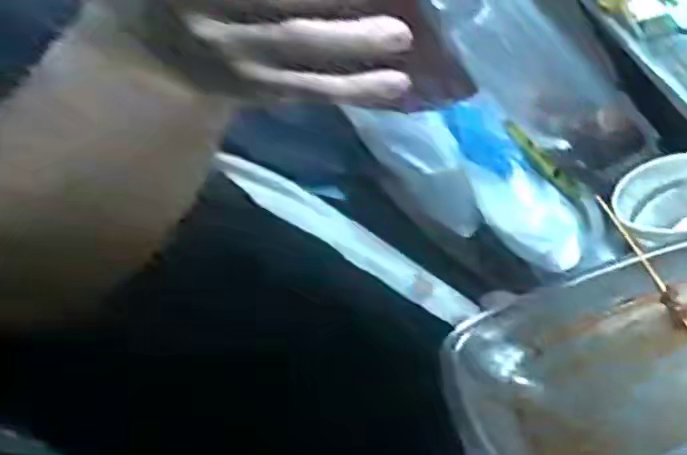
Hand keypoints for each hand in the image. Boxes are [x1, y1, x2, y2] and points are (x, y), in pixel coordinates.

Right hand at [85, 0, 417, 105]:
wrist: (159, 61)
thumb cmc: (193, 1)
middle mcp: (200, 3)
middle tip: (395, 6)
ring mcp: (236, 49)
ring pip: (301, 42)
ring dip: (356, 39)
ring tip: (401, 33)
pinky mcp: (268, 87)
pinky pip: (322, 88)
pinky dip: (363, 86)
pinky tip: (399, 82)